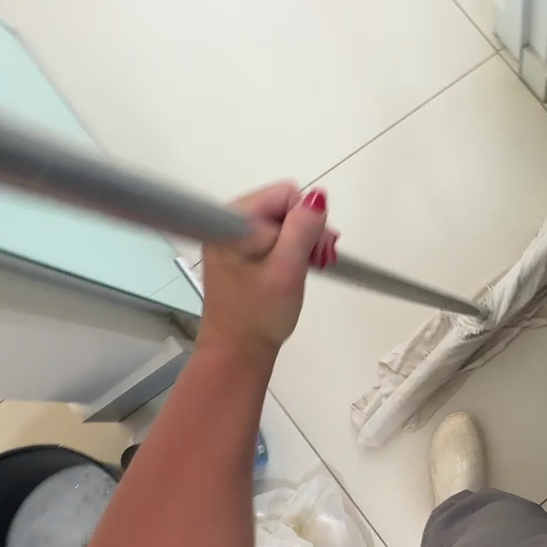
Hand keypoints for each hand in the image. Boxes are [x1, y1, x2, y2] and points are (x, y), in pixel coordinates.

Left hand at [196, 184, 335, 360]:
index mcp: (234, 222)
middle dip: (306, 231)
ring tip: (307, 267)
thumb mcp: (288, 270)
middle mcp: (228, 222)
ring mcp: (232, 236)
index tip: (313, 252)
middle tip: (315, 262)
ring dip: (302, 241)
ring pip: (283, 220)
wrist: (239, 351)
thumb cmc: (260, 314)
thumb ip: (303, 229)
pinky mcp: (239, 249)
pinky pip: (274, 234)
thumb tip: (317, 197)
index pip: (284, 195)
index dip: (306, 220)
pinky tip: (296, 267)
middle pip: (284, 205)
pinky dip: (291, 248)